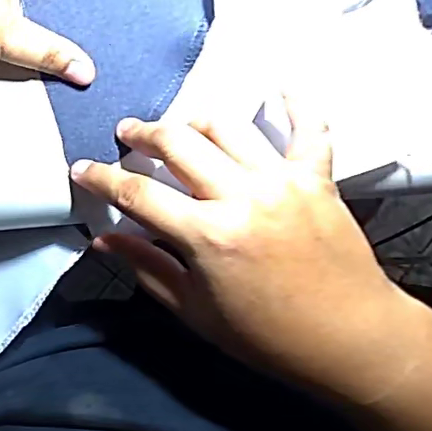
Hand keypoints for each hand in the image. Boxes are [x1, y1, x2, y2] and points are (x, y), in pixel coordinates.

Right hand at [70, 100, 410, 399]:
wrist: (349, 341)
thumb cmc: (268, 337)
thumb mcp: (195, 311)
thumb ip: (147, 267)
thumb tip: (105, 240)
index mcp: (208, 236)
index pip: (138, 193)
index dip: (102, 178)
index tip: (83, 169)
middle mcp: (243, 197)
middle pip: (178, 144)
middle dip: (143, 134)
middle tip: (127, 135)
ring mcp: (283, 182)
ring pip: (228, 127)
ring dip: (194, 120)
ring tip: (179, 126)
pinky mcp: (318, 179)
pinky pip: (308, 129)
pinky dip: (296, 106)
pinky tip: (281, 89)